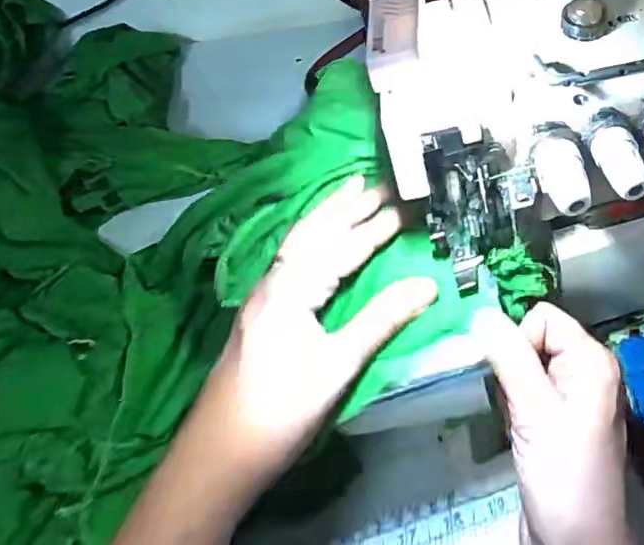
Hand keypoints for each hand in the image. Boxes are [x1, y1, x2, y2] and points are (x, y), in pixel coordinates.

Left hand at [115, 177, 437, 544]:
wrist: (214, 460)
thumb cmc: (280, 413)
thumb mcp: (337, 367)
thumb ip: (382, 320)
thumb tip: (428, 285)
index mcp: (291, 292)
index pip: (343, 248)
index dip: (378, 227)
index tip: (410, 206)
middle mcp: (273, 282)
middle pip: (316, 231)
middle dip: (352, 205)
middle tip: (388, 182)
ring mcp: (262, 293)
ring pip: (299, 238)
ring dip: (330, 211)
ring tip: (353, 186)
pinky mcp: (260, 306)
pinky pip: (291, 251)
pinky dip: (312, 229)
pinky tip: (320, 230)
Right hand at [473, 303, 633, 544]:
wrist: (576, 544)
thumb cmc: (562, 474)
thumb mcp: (534, 411)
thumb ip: (510, 357)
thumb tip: (481, 312)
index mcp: (592, 357)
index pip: (544, 317)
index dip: (520, 341)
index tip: (515, 381)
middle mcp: (587, 368)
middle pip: (535, 338)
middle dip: (514, 366)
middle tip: (517, 405)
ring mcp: (574, 394)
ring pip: (527, 364)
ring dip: (513, 387)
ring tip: (518, 421)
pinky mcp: (558, 417)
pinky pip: (529, 390)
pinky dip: (516, 403)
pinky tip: (517, 430)